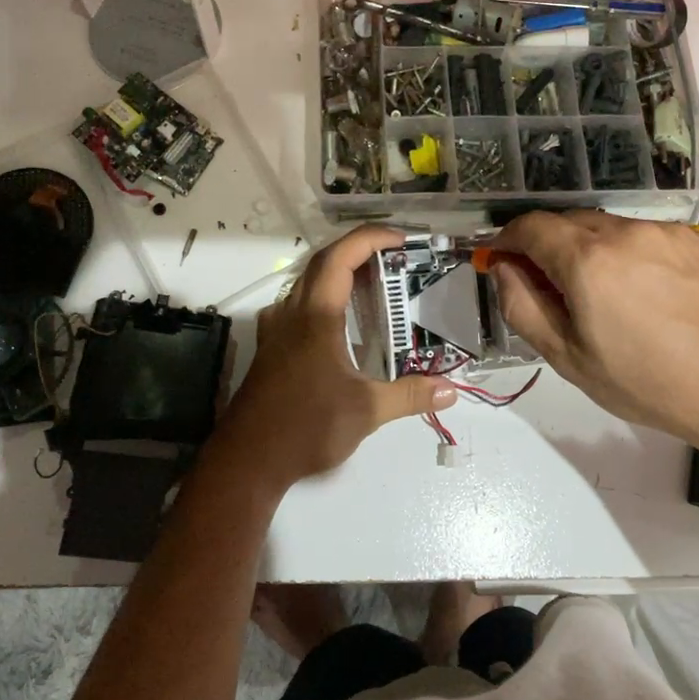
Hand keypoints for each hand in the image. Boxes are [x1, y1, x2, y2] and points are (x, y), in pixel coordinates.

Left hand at [210, 225, 457, 490]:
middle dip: (358, 250)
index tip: (402, 240)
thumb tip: (450, 389)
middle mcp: (292, 314)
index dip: (370, 238)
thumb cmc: (305, 427)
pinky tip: (341, 323)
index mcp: (315, 317)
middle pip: (322, 262)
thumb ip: (409, 395)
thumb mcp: (365, 411)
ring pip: (307, 283)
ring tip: (374, 284)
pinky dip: (324, 299)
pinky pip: (298, 307)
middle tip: (395, 257)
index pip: (340, 257)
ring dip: (339, 273)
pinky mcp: (271, 350)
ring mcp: (276, 331)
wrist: (247, 461)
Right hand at [489, 211, 698, 465]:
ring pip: (611, 228)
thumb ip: (522, 306)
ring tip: (607, 296)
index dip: (508, 238)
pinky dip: (633, 255)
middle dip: (549, 245)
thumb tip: (502, 268)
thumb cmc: (647, 382)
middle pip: (569, 222)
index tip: (502, 258)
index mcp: (587, 259)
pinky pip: (648, 237)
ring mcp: (667, 232)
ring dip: (593, 250)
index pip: (531, 226)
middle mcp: (625, 231)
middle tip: (550, 286)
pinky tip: (649, 295)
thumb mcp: (568, 358)